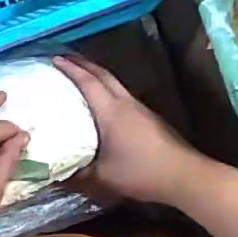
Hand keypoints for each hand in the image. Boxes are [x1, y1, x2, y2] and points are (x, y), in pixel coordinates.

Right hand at [55, 55, 212, 205]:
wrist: (184, 175)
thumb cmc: (140, 172)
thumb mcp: (102, 178)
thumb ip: (76, 176)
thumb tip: (54, 177)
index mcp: (111, 112)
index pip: (88, 83)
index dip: (71, 69)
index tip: (55, 58)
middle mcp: (126, 104)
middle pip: (103, 75)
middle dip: (83, 64)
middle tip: (65, 59)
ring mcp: (141, 110)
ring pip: (115, 84)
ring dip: (97, 75)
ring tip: (82, 76)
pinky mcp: (150, 119)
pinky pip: (123, 95)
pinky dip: (108, 90)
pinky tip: (104, 102)